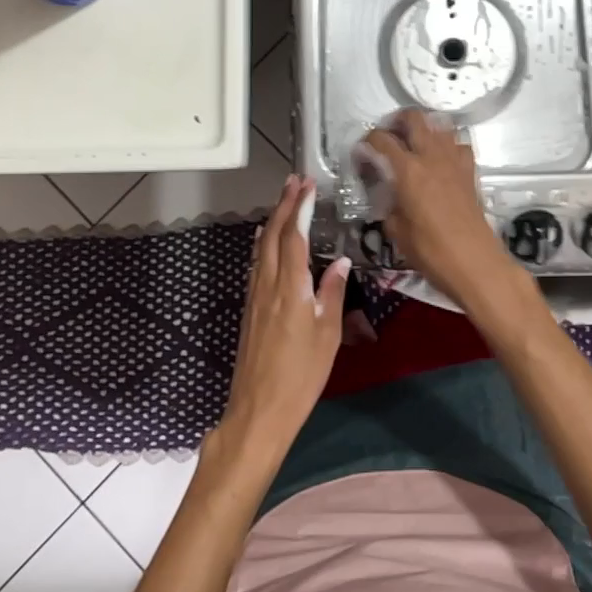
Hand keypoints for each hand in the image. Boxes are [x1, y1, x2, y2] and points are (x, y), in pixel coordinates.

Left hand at [220, 176, 349, 451]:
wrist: (259, 410)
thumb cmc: (301, 376)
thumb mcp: (328, 335)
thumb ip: (332, 294)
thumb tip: (341, 262)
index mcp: (290, 288)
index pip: (294, 237)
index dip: (300, 208)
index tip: (307, 184)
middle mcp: (268, 285)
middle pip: (271, 235)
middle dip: (283, 205)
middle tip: (295, 181)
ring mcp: (255, 297)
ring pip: (260, 248)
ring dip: (272, 221)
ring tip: (284, 201)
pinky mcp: (249, 309)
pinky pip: (256, 264)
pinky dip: (263, 243)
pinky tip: (265, 241)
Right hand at [358, 109, 534, 316]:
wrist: (474, 262)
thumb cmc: (430, 250)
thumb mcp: (395, 230)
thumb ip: (386, 204)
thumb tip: (386, 195)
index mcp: (407, 170)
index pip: (381, 139)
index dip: (367, 142)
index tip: (361, 154)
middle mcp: (431, 156)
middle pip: (414, 118)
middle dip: (397, 120)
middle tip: (388, 135)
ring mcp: (454, 160)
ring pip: (439, 125)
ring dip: (424, 128)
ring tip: (414, 144)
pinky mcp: (470, 171)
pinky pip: (459, 144)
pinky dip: (447, 144)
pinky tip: (441, 159)